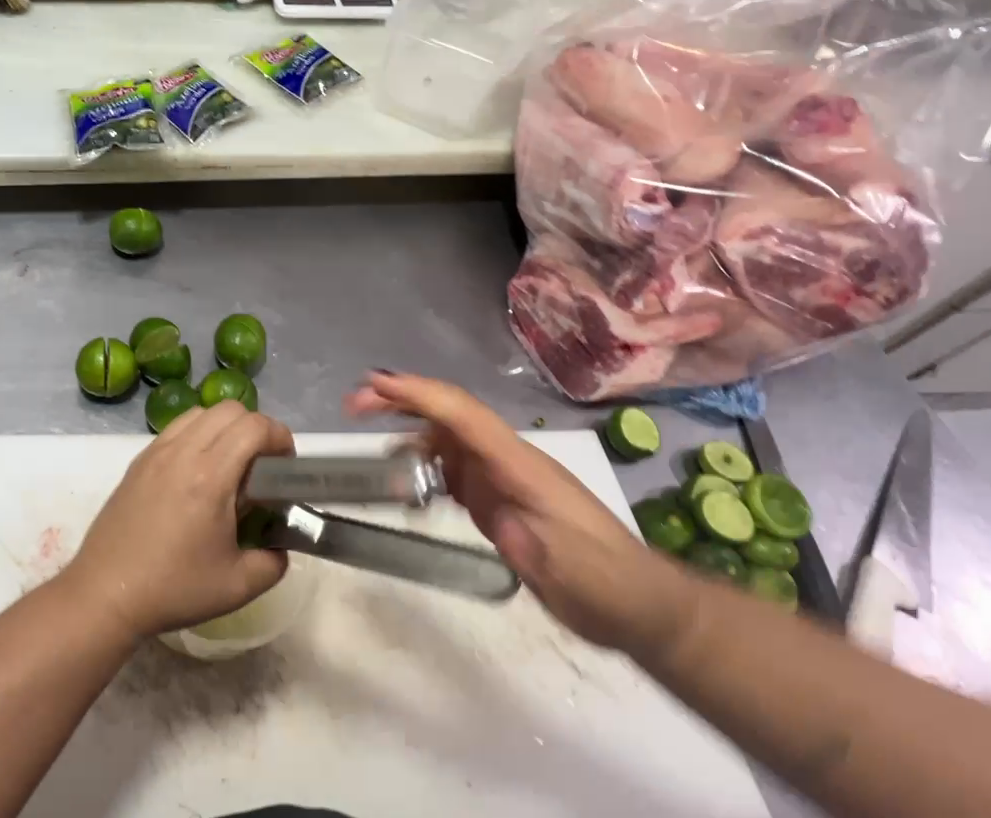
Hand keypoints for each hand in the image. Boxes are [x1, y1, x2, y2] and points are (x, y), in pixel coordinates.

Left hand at [57, 403, 293, 640]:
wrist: (105, 593)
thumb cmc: (173, 588)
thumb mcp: (238, 586)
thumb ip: (274, 561)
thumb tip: (279, 546)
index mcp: (210, 476)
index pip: (253, 426)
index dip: (279, 437)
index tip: (285, 466)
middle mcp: (181, 453)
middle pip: (228, 409)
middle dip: (255, 428)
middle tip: (263, 466)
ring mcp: (154, 454)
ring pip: (199, 413)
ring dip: (223, 428)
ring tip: (229, 467)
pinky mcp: (137, 463)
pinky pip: (175, 429)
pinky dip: (196, 436)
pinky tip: (197, 476)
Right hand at [346, 372, 697, 656]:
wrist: (637, 605)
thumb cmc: (608, 584)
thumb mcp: (573, 568)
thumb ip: (533, 543)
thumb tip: (495, 520)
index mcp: (522, 466)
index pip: (465, 416)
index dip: (420, 395)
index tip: (376, 386)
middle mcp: (507, 462)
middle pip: (448, 416)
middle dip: (401, 402)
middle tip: (353, 405)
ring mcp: (501, 480)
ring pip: (445, 440)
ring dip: (405, 433)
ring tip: (367, 446)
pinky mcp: (496, 501)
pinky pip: (450, 470)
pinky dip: (420, 466)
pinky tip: (402, 482)